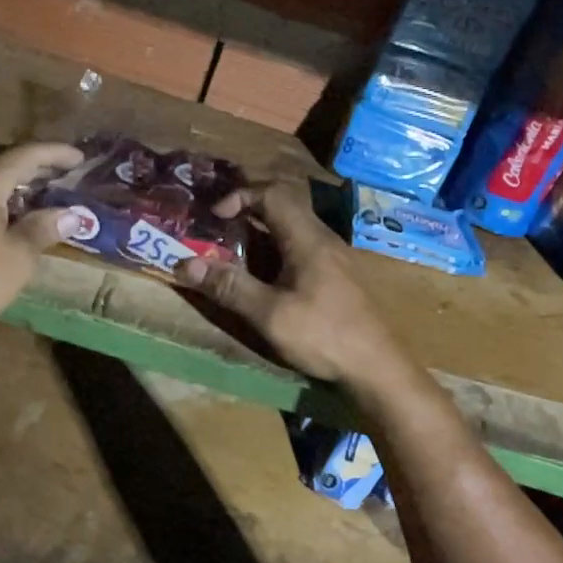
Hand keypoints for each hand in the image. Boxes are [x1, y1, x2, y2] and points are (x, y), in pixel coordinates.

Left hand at [0, 142, 84, 344]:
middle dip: (34, 171)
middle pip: (0, 166)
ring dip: (10, 190)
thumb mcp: (18, 256)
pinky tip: (1, 222)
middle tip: (63, 178)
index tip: (80, 158)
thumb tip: (69, 214)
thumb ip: (43, 228)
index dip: (55, 154)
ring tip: (37, 200)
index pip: (25, 155)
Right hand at [174, 182, 408, 386]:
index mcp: (308, 239)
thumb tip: (185, 263)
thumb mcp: (270, 314)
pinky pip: (303, 249)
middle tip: (219, 231)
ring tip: (235, 256)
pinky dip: (277, 253)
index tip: (215, 216)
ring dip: (261, 235)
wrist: (378, 368)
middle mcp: (324, 239)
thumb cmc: (323, 336)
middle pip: (283, 207)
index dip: (240, 196)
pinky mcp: (339, 277)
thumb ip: (229, 287)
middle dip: (247, 212)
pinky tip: (266, 280)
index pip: (272, 194)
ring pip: (293, 230)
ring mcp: (335, 258)